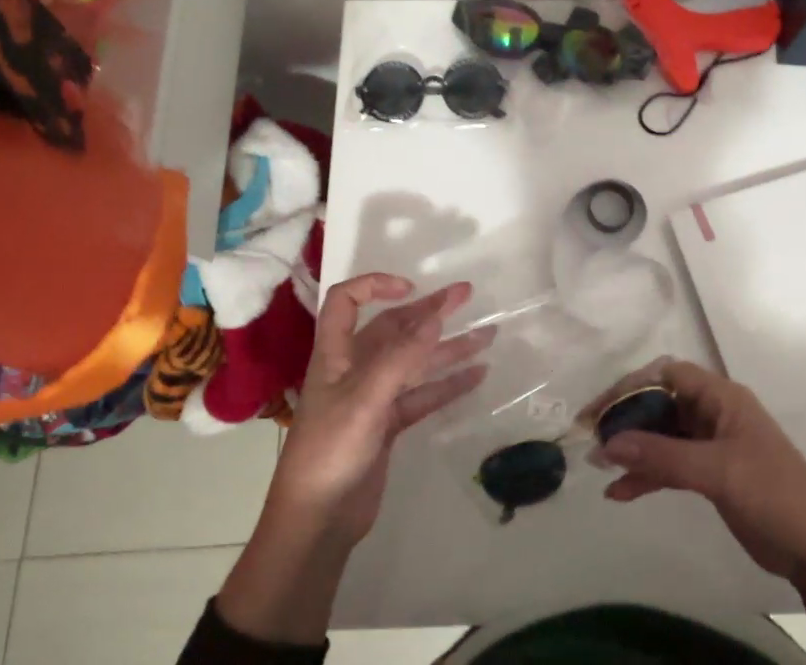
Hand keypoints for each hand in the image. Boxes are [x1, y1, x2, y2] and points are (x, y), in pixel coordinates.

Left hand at [266, 274, 493, 547]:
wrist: (317, 519)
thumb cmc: (330, 450)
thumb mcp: (365, 398)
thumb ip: (401, 357)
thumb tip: (435, 316)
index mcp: (335, 354)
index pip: (347, 302)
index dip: (375, 286)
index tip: (412, 287)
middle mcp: (354, 369)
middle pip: (392, 329)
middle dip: (428, 311)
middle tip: (467, 295)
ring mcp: (372, 398)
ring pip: (414, 363)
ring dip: (447, 348)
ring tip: (488, 336)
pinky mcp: (388, 426)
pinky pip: (422, 396)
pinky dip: (448, 385)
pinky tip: (477, 376)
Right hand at [600, 359, 805, 580]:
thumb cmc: (773, 495)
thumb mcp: (716, 472)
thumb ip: (661, 456)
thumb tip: (606, 444)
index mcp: (723, 398)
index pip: (667, 374)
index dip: (631, 386)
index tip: (600, 412)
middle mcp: (715, 414)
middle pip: (660, 403)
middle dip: (626, 419)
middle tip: (592, 440)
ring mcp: (713, 445)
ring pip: (662, 436)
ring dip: (632, 449)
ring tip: (599, 468)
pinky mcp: (712, 475)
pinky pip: (670, 465)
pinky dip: (646, 476)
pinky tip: (619, 494)